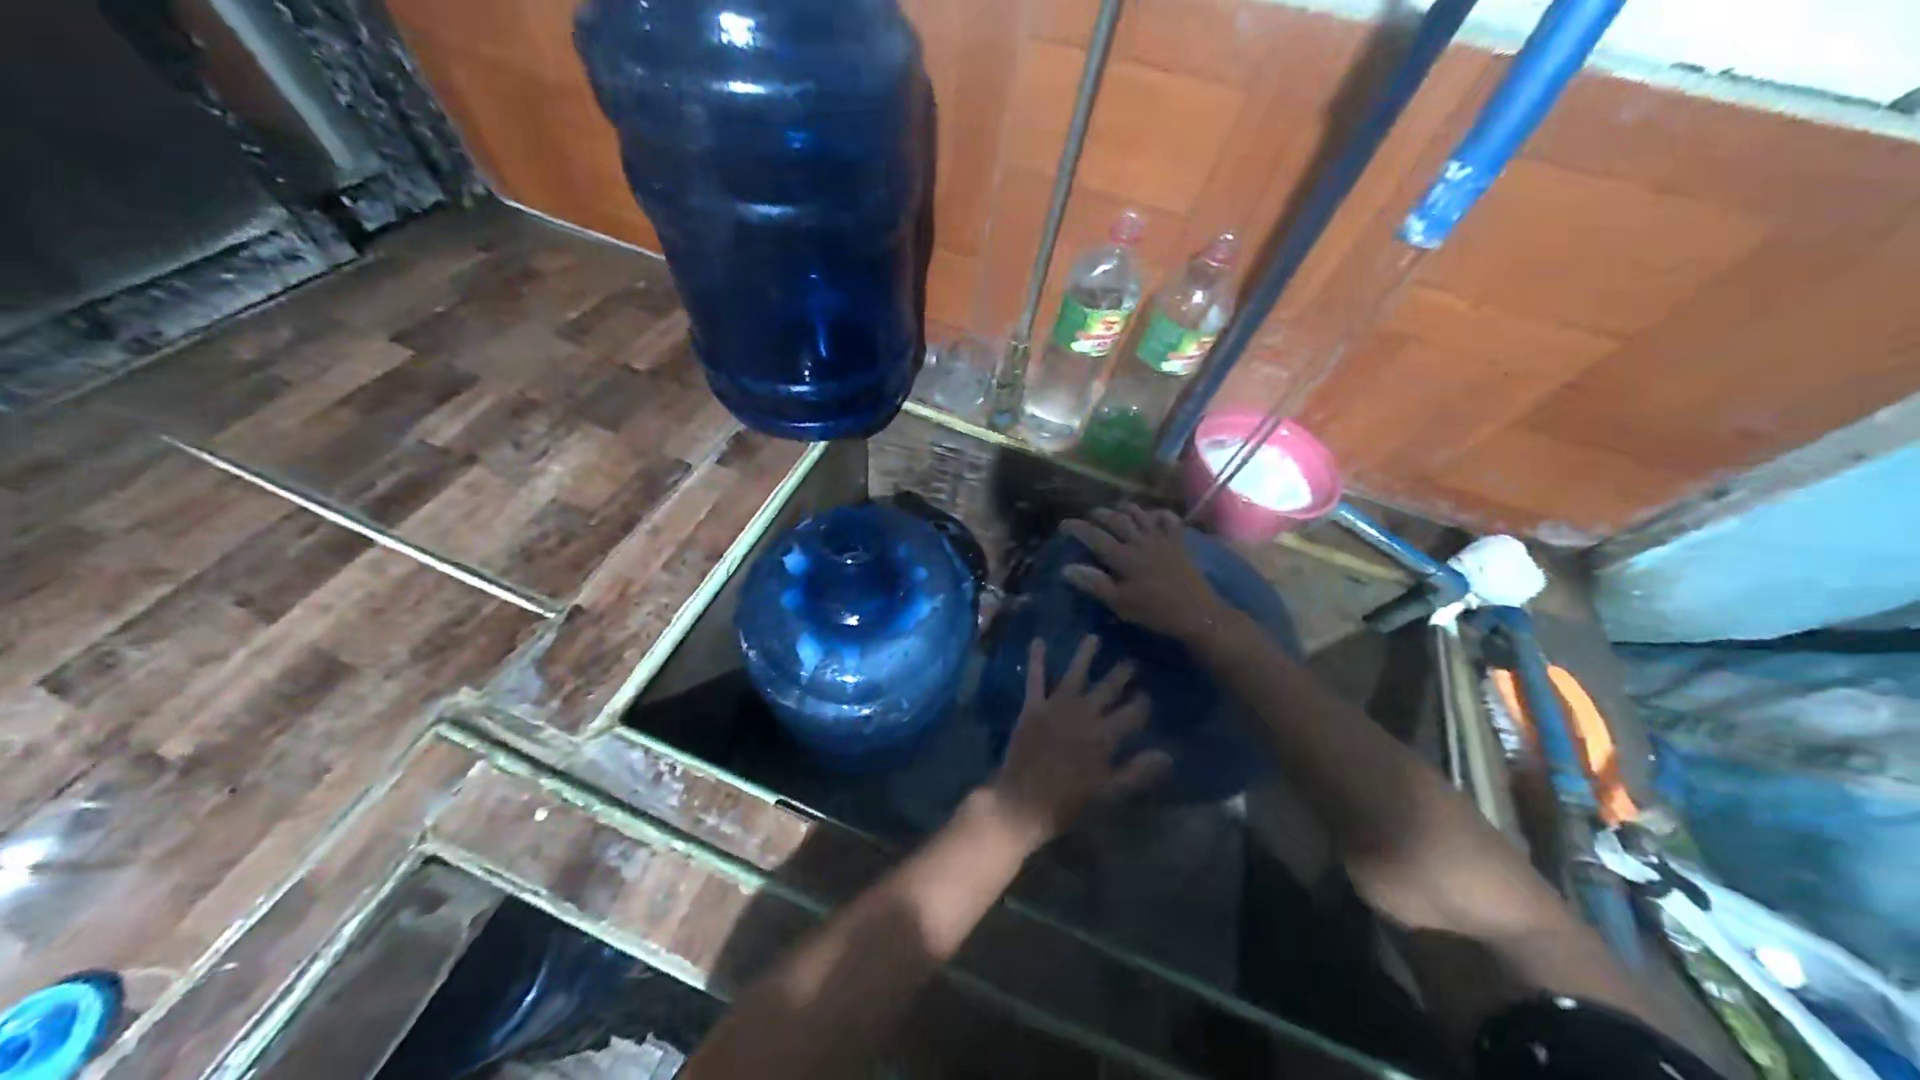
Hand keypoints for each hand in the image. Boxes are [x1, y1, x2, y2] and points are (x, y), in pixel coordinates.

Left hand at [980, 636, 1170, 849]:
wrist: (1022, 801)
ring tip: (1093, 637)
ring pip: (1075, 673)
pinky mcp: (1032, 707)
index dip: (1142, 704)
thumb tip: (1168, 754)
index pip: (1133, 712)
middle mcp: (1084, 713)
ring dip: (1085, 654)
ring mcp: (1056, 707)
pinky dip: (1036, 659)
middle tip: (1131, 661)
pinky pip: (1035, 678)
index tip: (1147, 696)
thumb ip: (1138, 771)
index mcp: (1105, 735)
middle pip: (1108, 688)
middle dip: (1121, 674)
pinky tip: (1037, 640)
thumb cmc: (1068, 802)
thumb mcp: (1109, 792)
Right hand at [1061, 505, 1231, 642]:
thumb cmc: (1154, 611)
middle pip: (1115, 518)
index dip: (1076, 527)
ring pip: (1139, 514)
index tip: (1063, 525)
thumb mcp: (1119, 603)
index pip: (1093, 535)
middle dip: (1099, 514)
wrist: (1198, 614)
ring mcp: (1161, 538)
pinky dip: (1158, 513)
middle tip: (1089, 517)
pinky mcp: (1178, 541)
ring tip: (1115, 510)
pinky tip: (1152, 516)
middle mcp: (1140, 540)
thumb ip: (1093, 583)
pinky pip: (1168, 519)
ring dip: (1124, 509)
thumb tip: (1066, 568)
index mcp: (1122, 556)